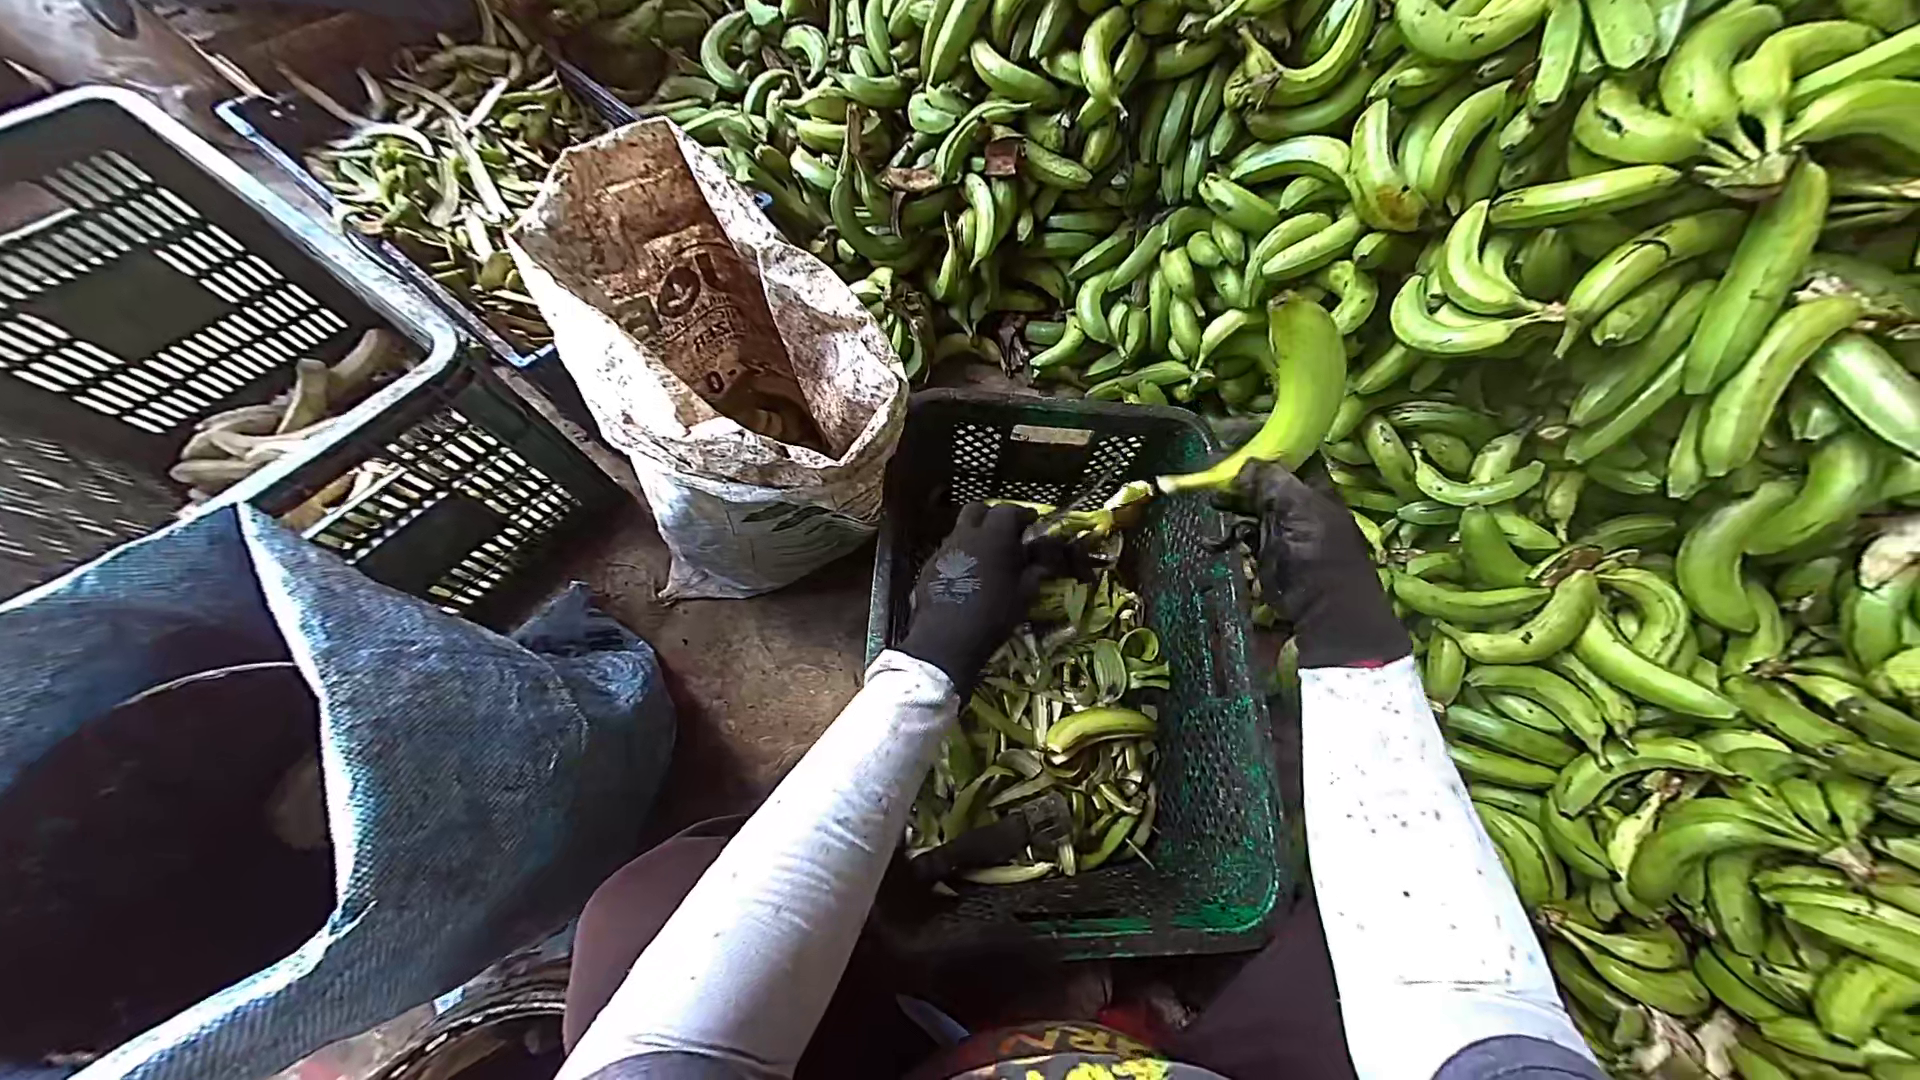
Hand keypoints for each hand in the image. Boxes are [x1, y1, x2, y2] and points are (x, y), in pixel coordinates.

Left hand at [898, 503, 1058, 689]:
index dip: (1021, 513)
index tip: (1031, 520)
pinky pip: (948, 551)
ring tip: (987, 554)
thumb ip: (1033, 573)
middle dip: (992, 515)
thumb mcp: (1023, 596)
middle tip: (1006, 530)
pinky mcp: (929, 566)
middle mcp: (965, 535)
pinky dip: (961, 554)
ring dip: (974, 535)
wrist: (947, 638)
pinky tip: (968, 573)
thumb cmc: (993, 615)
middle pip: (977, 509)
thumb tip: (1041, 563)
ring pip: (960, 530)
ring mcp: (944, 549)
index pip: (1007, 510)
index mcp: (993, 537)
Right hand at [1232, 462, 1408, 669]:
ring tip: (1212, 503)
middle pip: (1263, 479)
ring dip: (1229, 503)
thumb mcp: (1299, 510)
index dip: (1264, 445)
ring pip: (1249, 504)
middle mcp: (1296, 503)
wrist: (1324, 608)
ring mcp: (1280, 526)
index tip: (1232, 440)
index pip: (1289, 455)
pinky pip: (1241, 533)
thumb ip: (1272, 483)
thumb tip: (1245, 464)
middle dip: (1238, 476)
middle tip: (1212, 473)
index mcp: (1313, 488)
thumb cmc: (1319, 555)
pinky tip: (1214, 542)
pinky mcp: (1265, 549)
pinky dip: (1227, 535)